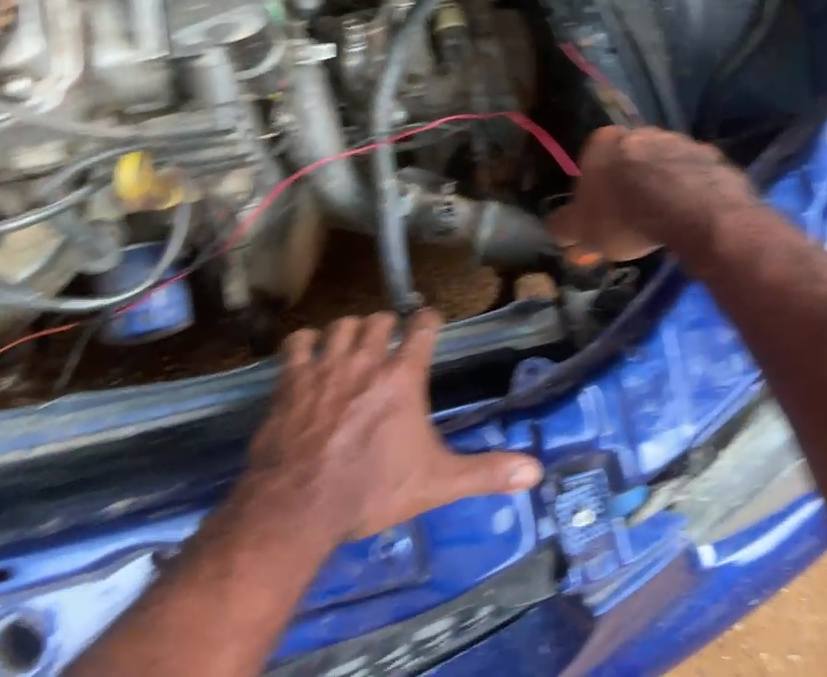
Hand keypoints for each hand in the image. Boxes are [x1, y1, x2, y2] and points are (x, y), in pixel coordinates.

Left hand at [235, 310, 542, 545]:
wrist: (299, 507)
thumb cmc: (372, 491)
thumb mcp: (436, 483)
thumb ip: (485, 473)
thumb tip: (535, 472)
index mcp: (403, 378)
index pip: (422, 327)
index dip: (428, 320)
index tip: (430, 321)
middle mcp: (365, 360)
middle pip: (379, 319)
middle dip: (387, 327)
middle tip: (389, 343)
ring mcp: (325, 366)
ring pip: (341, 325)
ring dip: (349, 332)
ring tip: (352, 345)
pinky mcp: (291, 380)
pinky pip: (298, 341)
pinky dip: (306, 342)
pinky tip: (309, 354)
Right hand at [548, 126, 759, 262]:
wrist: (695, 213)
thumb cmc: (627, 217)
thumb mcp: (583, 231)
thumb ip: (564, 227)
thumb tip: (557, 230)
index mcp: (604, 141)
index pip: (592, 163)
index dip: (596, 191)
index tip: (603, 216)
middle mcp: (641, 131)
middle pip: (630, 161)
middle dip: (631, 185)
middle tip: (634, 220)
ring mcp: (680, 140)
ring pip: (665, 165)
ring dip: (664, 186)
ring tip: (667, 222)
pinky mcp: (712, 156)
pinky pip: (697, 175)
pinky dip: (694, 192)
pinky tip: (693, 217)